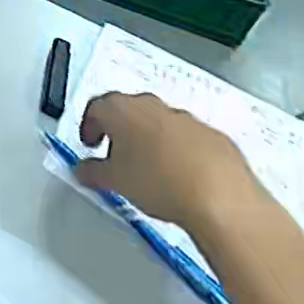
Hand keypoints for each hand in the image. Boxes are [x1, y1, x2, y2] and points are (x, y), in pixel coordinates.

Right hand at [73, 92, 267, 231]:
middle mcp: (151, 105)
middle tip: (116, 156)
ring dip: (150, 140)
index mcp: (121, 108)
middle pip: (127, 111)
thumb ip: (93, 172)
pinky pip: (188, 138)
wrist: (220, 197)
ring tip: (150, 170)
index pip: (95, 107)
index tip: (90, 143)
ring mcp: (184, 118)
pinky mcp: (213, 136)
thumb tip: (84, 170)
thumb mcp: (115, 181)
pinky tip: (181, 177)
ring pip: (159, 123)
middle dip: (120, 131)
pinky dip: (180, 151)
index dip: (90, 126)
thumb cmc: (159, 181)